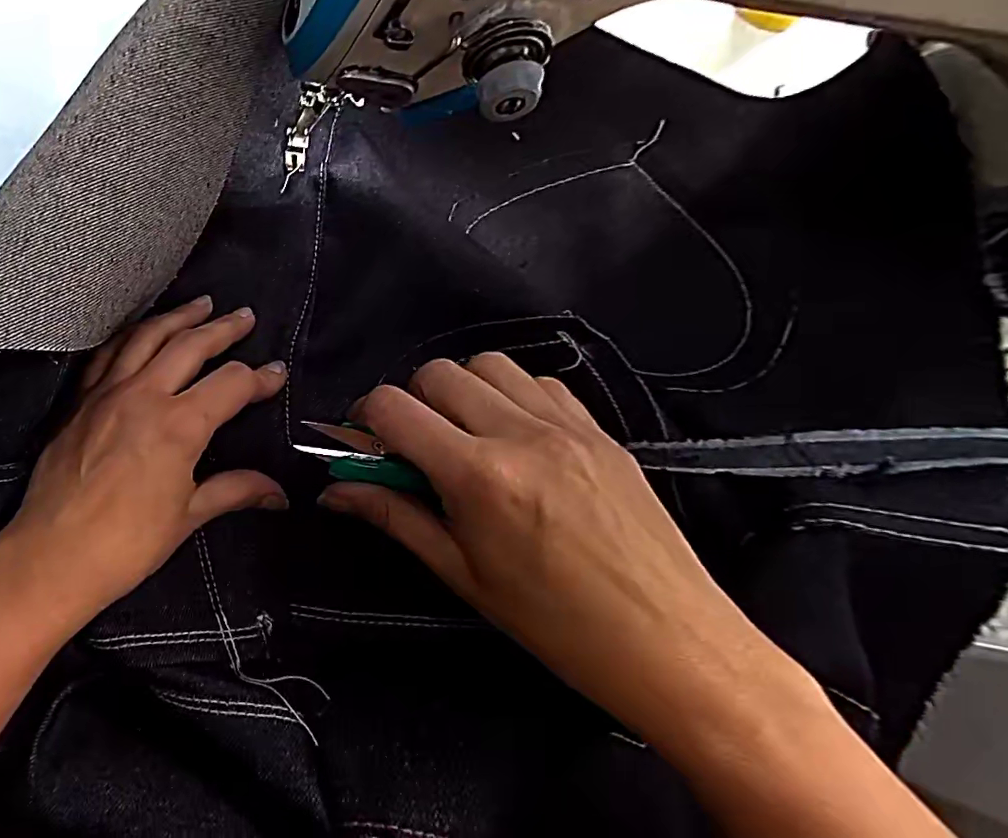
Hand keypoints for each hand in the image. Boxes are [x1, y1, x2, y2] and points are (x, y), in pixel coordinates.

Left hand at [0, 296, 288, 620]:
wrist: (51, 557)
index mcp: (178, 425)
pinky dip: (130, 335)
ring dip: (178, 316)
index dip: (260, 378)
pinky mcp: (80, 402)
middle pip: (191, 346)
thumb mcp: (188, 516)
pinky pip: (108, 354)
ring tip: (200, 304)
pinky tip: (141, 330)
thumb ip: (235, 490)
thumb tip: (276, 492)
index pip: (231, 384)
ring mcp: (107, 394)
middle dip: (224, 328)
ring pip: (148, 337)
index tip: (276, 373)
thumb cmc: (124, 544)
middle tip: (244, 316)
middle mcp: (144, 396)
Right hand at [317, 353, 802, 747]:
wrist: (673, 643)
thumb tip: (334, 490)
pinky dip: (512, 395)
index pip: (393, 408)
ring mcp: (565, 424)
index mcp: (477, 476)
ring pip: (486, 364)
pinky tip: (518, 437)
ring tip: (467, 435)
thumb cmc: (556, 624)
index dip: (363, 419)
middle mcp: (519, 433)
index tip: (365, 444)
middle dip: (410, 402)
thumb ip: (394, 516)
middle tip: (417, 447)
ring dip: (461, 390)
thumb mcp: (462, 575)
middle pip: (436, 372)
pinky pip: (538, 381)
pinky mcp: (598, 426)